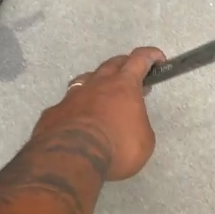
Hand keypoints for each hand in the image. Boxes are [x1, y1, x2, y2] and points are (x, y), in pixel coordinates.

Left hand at [32, 47, 164, 180]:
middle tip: (132, 76)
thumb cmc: (117, 147)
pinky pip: (68, 102)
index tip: (159, 58)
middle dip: (125, 65)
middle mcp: (98, 84)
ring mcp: (73, 95)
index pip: (139, 60)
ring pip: (87, 78)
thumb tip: (130, 123)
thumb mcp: (144, 140)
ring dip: (98, 81)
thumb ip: (139, 124)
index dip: (151, 56)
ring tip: (103, 92)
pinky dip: (77, 106)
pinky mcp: (55, 111)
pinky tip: (77, 118)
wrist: (73, 157)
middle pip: (112, 64)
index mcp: (123, 86)